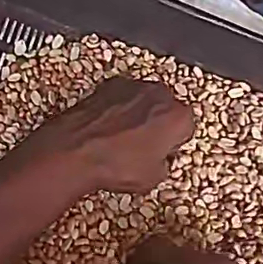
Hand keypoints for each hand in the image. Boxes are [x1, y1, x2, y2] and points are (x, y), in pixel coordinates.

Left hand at [15, 77, 195, 193]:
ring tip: (123, 139)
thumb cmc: (116, 164)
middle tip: (144, 147)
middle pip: (167, 109)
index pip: (187, 128)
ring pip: (145, 101)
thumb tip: (159, 161)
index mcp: (178, 116)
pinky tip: (108, 129)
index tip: (165, 153)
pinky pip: (122, 97)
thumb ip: (165, 164)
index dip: (175, 143)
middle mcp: (160, 94)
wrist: (75, 151)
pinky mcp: (109, 84)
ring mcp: (133, 86)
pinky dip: (119, 109)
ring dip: (139, 115)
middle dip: (159, 124)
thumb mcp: (153, 179)